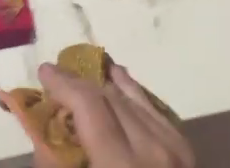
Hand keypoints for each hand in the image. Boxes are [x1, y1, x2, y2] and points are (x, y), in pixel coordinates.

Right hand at [30, 60, 195, 167]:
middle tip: (56, 79)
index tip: (44, 72)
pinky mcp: (186, 151)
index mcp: (121, 166)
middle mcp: (152, 150)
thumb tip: (43, 138)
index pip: (90, 105)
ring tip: (82, 75)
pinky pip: (153, 109)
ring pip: (132, 98)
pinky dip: (132, 92)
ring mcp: (174, 149)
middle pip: (109, 97)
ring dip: (104, 85)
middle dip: (80, 84)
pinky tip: (119, 80)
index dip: (64, 84)